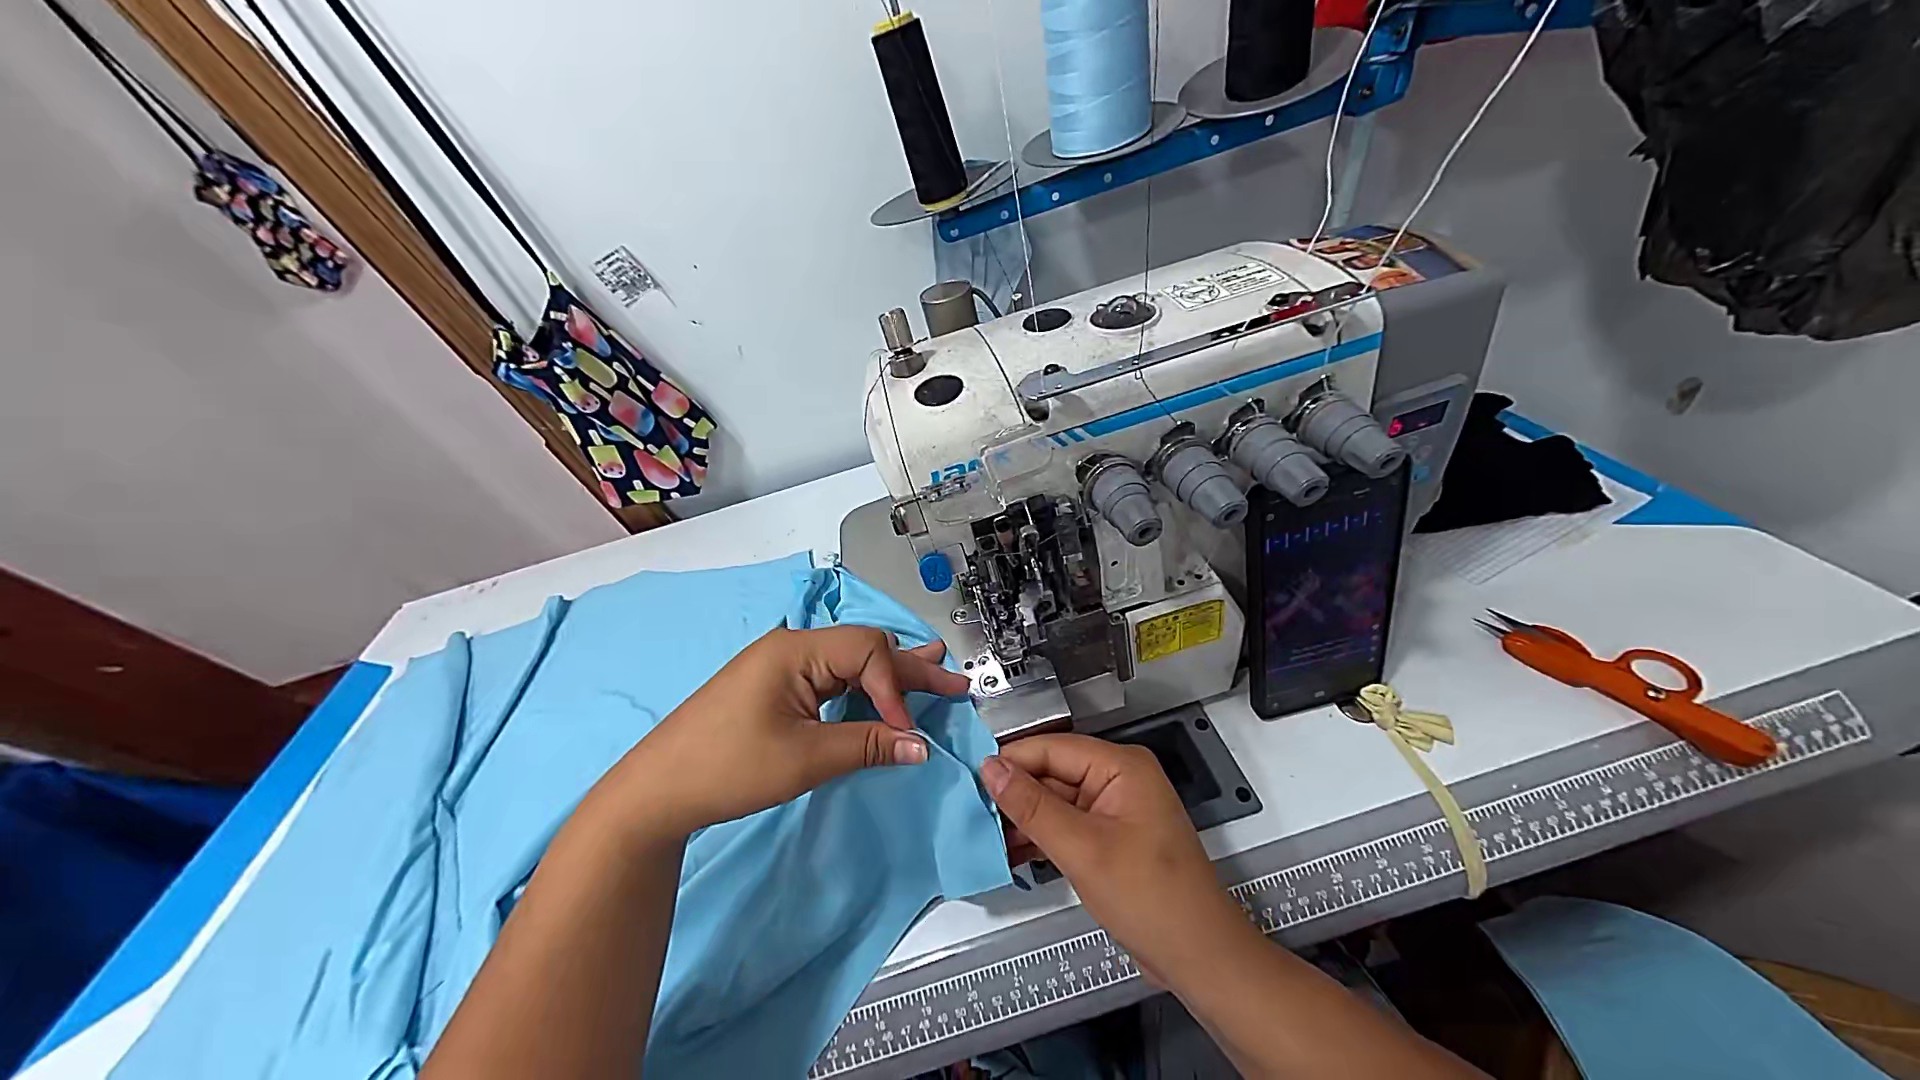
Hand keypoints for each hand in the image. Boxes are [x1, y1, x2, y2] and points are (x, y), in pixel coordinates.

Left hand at [599, 626, 970, 839]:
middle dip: (910, 670)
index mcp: (795, 650)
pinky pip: (832, 679)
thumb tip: (920, 746)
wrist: (656, 792)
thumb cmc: (726, 768)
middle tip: (955, 684)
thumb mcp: (804, 758)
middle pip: (864, 650)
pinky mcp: (777, 688)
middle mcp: (791, 648)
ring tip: (933, 675)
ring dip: (890, 676)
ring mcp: (782, 666)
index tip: (908, 733)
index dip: (896, 689)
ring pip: (850, 663)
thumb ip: (868, 745)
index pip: (868, 652)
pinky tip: (885, 692)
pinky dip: (864, 688)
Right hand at [981, 735, 1258, 987]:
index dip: (1010, 761)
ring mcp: (1114, 809)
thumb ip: (1032, 806)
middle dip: (1014, 794)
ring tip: (987, 834)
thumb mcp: (1082, 848)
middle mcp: (1118, 779)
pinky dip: (1041, 836)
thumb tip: (992, 769)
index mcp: (1121, 765)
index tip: (972, 776)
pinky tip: (1013, 851)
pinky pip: (1066, 825)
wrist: (1200, 959)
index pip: (1051, 748)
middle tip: (975, 811)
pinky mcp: (1109, 837)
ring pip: (1055, 801)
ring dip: (1024, 819)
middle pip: (1051, 773)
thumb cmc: (1156, 900)